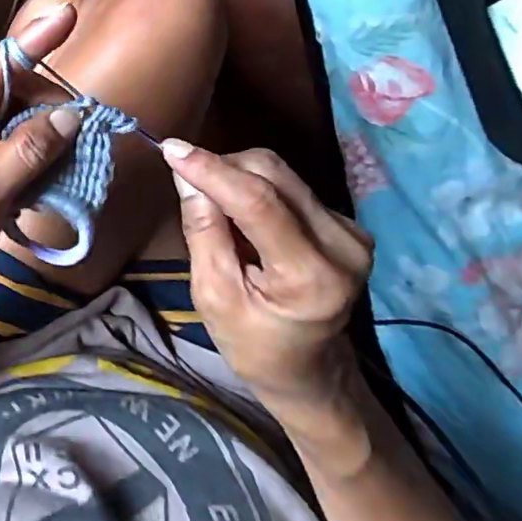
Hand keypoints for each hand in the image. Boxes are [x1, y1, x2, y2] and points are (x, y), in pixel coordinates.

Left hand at [0, 6, 82, 345]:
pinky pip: (12, 128)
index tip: (65, 15)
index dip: (27, 46)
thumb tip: (70, 116)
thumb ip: (25, 151)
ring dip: (44, 116)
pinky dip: (38, 135)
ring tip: (73, 134)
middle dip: (41, 94)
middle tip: (79, 114)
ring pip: (9, 105)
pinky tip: (58, 145)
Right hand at [160, 142, 373, 414]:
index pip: (258, 202)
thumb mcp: (212, 296)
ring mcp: (351, 232)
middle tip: (185, 181)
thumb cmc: (253, 344)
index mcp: (310, 276)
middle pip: (272, 174)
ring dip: (235, 175)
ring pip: (280, 172)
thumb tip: (186, 176)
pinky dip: (253, 187)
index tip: (170, 149)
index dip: (211, 170)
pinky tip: (241, 216)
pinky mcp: (346, 224)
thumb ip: (203, 232)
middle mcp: (343, 245)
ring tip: (214, 206)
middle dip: (221, 168)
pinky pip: (288, 184)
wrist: (310, 371)